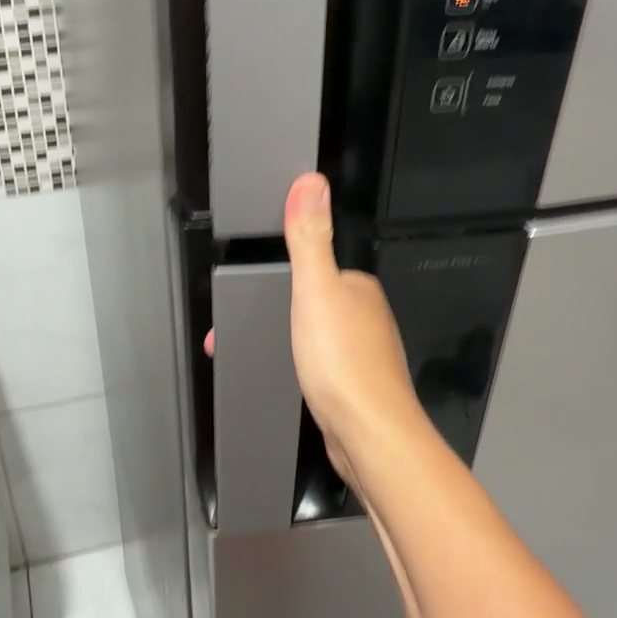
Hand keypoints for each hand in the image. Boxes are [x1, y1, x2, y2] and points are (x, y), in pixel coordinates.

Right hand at [280, 173, 423, 483]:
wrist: (367, 433)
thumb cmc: (343, 364)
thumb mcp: (314, 290)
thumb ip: (309, 239)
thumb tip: (310, 184)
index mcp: (358, 288)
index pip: (320, 266)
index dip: (286, 277)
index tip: (259, 292)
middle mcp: (367, 317)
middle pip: (315, 303)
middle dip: (282, 315)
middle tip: (248, 330)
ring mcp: (364, 352)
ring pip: (318, 335)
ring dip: (292, 342)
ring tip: (267, 354)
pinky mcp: (356, 384)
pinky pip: (323, 364)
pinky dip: (305, 367)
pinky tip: (296, 379)